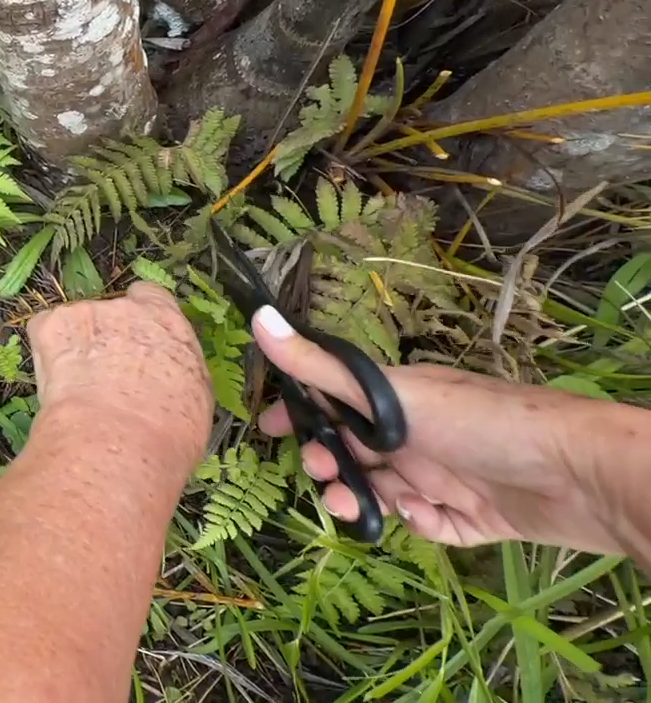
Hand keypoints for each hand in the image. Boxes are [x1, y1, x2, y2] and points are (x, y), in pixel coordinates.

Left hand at [26, 282, 211, 467]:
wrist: (117, 436)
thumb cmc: (166, 431)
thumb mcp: (191, 393)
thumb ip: (170, 365)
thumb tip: (158, 371)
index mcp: (167, 321)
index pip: (150, 297)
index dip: (138, 317)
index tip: (131, 339)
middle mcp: (125, 308)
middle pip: (108, 314)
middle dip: (103, 336)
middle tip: (101, 373)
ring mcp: (83, 312)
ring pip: (74, 324)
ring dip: (74, 345)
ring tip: (78, 385)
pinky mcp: (48, 324)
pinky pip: (45, 331)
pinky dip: (47, 351)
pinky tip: (58, 381)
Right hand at [253, 306, 632, 552]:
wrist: (582, 476)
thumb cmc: (476, 422)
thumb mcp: (386, 392)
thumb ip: (317, 366)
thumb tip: (257, 315)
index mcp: (390, 402)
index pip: (328, 402)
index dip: (298, 414)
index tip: (272, 430)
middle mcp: (411, 435)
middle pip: (349, 450)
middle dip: (325, 462)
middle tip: (320, 473)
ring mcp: (441, 476)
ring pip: (380, 490)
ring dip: (358, 499)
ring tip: (352, 508)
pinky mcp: (471, 516)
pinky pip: (429, 524)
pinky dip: (419, 524)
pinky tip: (423, 517)